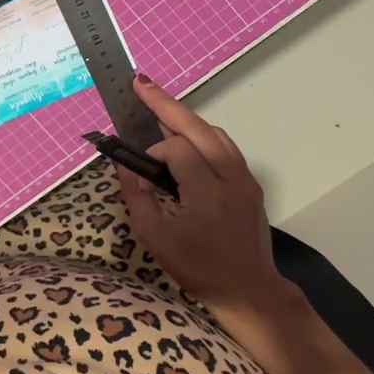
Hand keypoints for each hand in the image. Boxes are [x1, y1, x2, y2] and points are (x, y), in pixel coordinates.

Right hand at [114, 74, 289, 309]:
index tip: (141, 173)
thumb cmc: (197, 267)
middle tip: (139, 83)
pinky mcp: (250, 183)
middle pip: (198, 127)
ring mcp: (245, 179)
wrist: (248, 290)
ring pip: (214, 133)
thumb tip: (123, 162)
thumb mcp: (155, 237)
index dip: (152, 154)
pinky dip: (201, 134)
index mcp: (207, 193)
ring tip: (158, 107)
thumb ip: (136, 195)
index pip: (175, 150)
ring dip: (185, 118)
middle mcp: (231, 178)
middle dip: (166, 103)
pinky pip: (224, 146)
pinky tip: (184, 135)